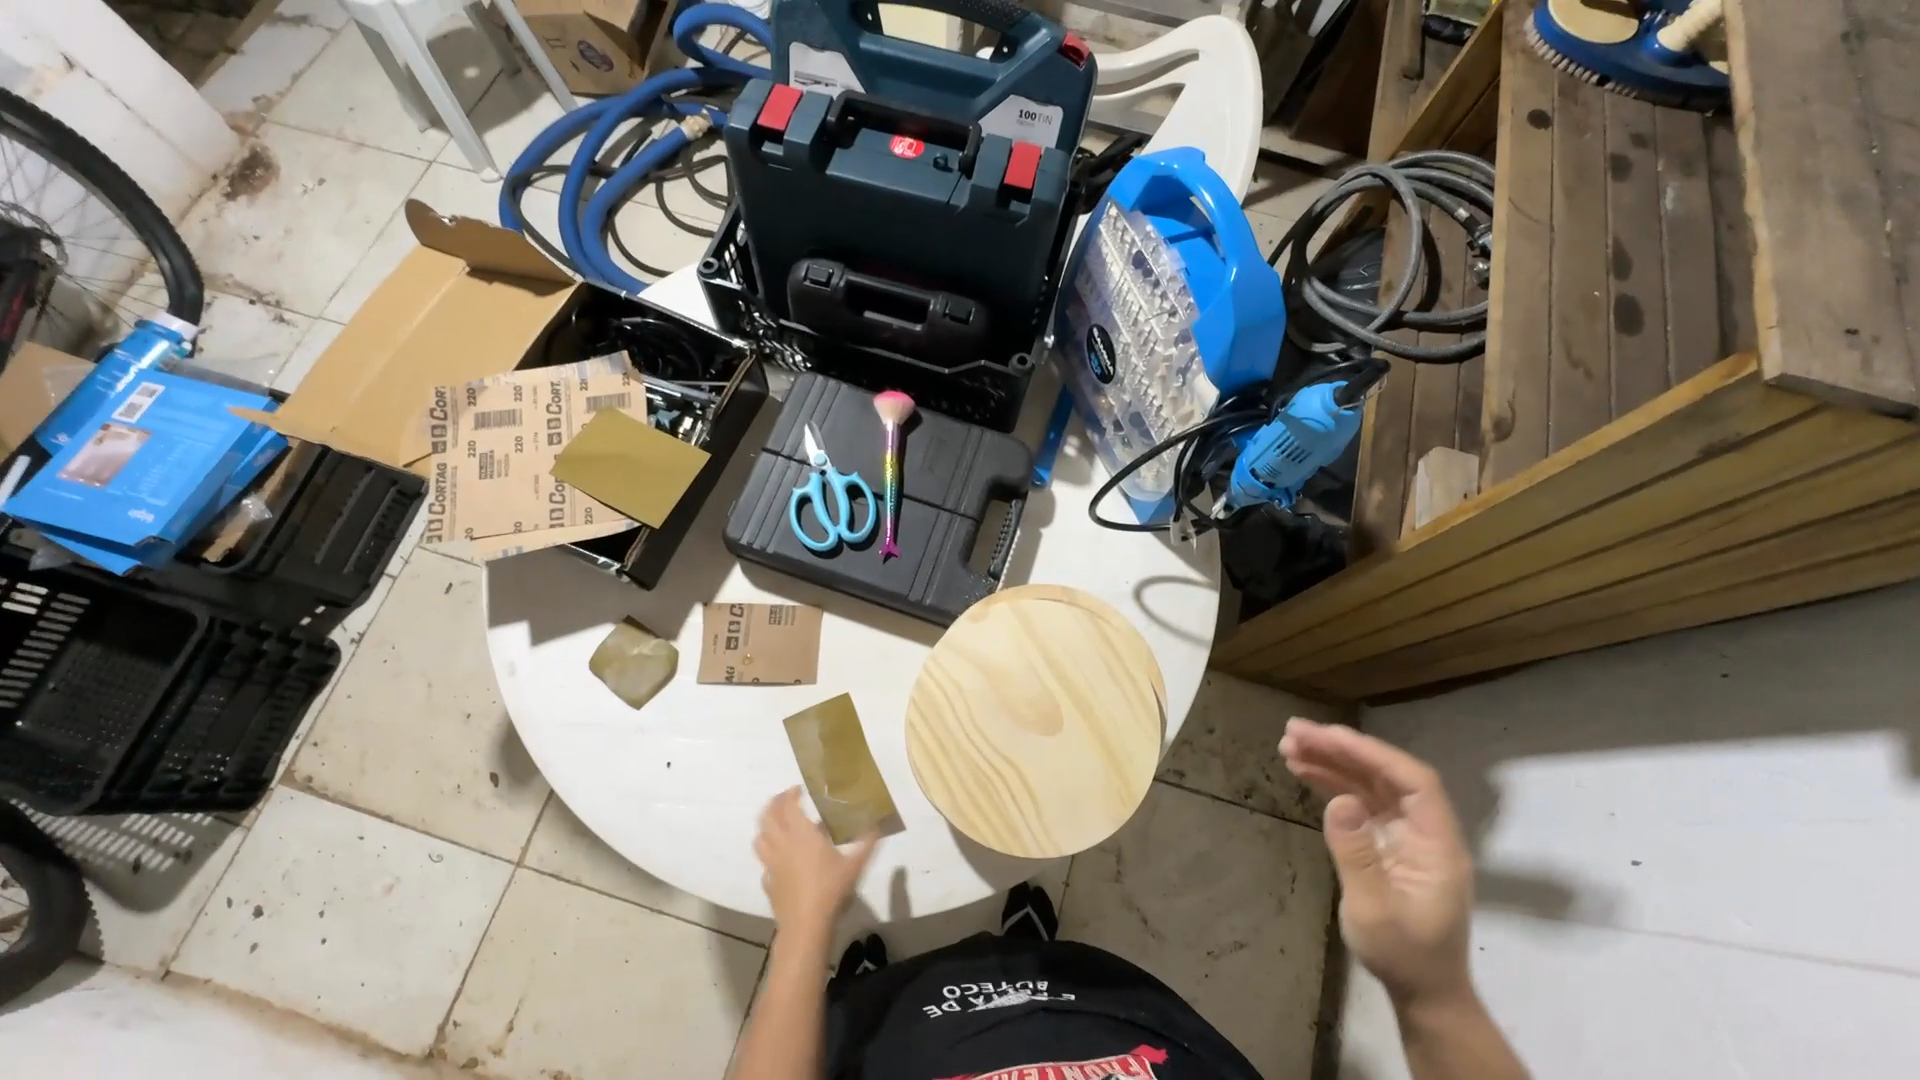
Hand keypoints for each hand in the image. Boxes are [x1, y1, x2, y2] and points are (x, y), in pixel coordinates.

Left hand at [753, 787, 877, 937]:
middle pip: (767, 817)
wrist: (806, 925)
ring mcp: (772, 864)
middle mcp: (782, 845)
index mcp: (801, 835)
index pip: (787, 806)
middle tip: (784, 800)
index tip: (798, 789)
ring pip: (759, 838)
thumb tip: (879, 826)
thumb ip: (867, 843)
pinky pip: (765, 863)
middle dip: (773, 804)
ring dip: (765, 827)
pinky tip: (781, 861)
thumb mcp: (855, 865)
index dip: (789, 794)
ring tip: (777, 825)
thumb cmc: (830, 890)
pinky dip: (770, 856)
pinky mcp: (768, 882)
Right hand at [1279, 719, 1473, 1007]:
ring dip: (1332, 762)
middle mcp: (1425, 830)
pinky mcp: (1387, 842)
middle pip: (1386, 774)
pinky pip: (1361, 801)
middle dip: (1342, 749)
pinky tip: (1303, 771)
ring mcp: (1406, 835)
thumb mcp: (1374, 909)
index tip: (1327, 736)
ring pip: (1370, 784)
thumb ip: (1357, 853)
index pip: (1412, 781)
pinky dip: (1332, 783)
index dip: (1370, 754)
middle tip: (1294, 732)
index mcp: (1437, 843)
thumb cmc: (1402, 953)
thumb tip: (1340, 800)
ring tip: (1288, 745)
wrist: (1421, 990)